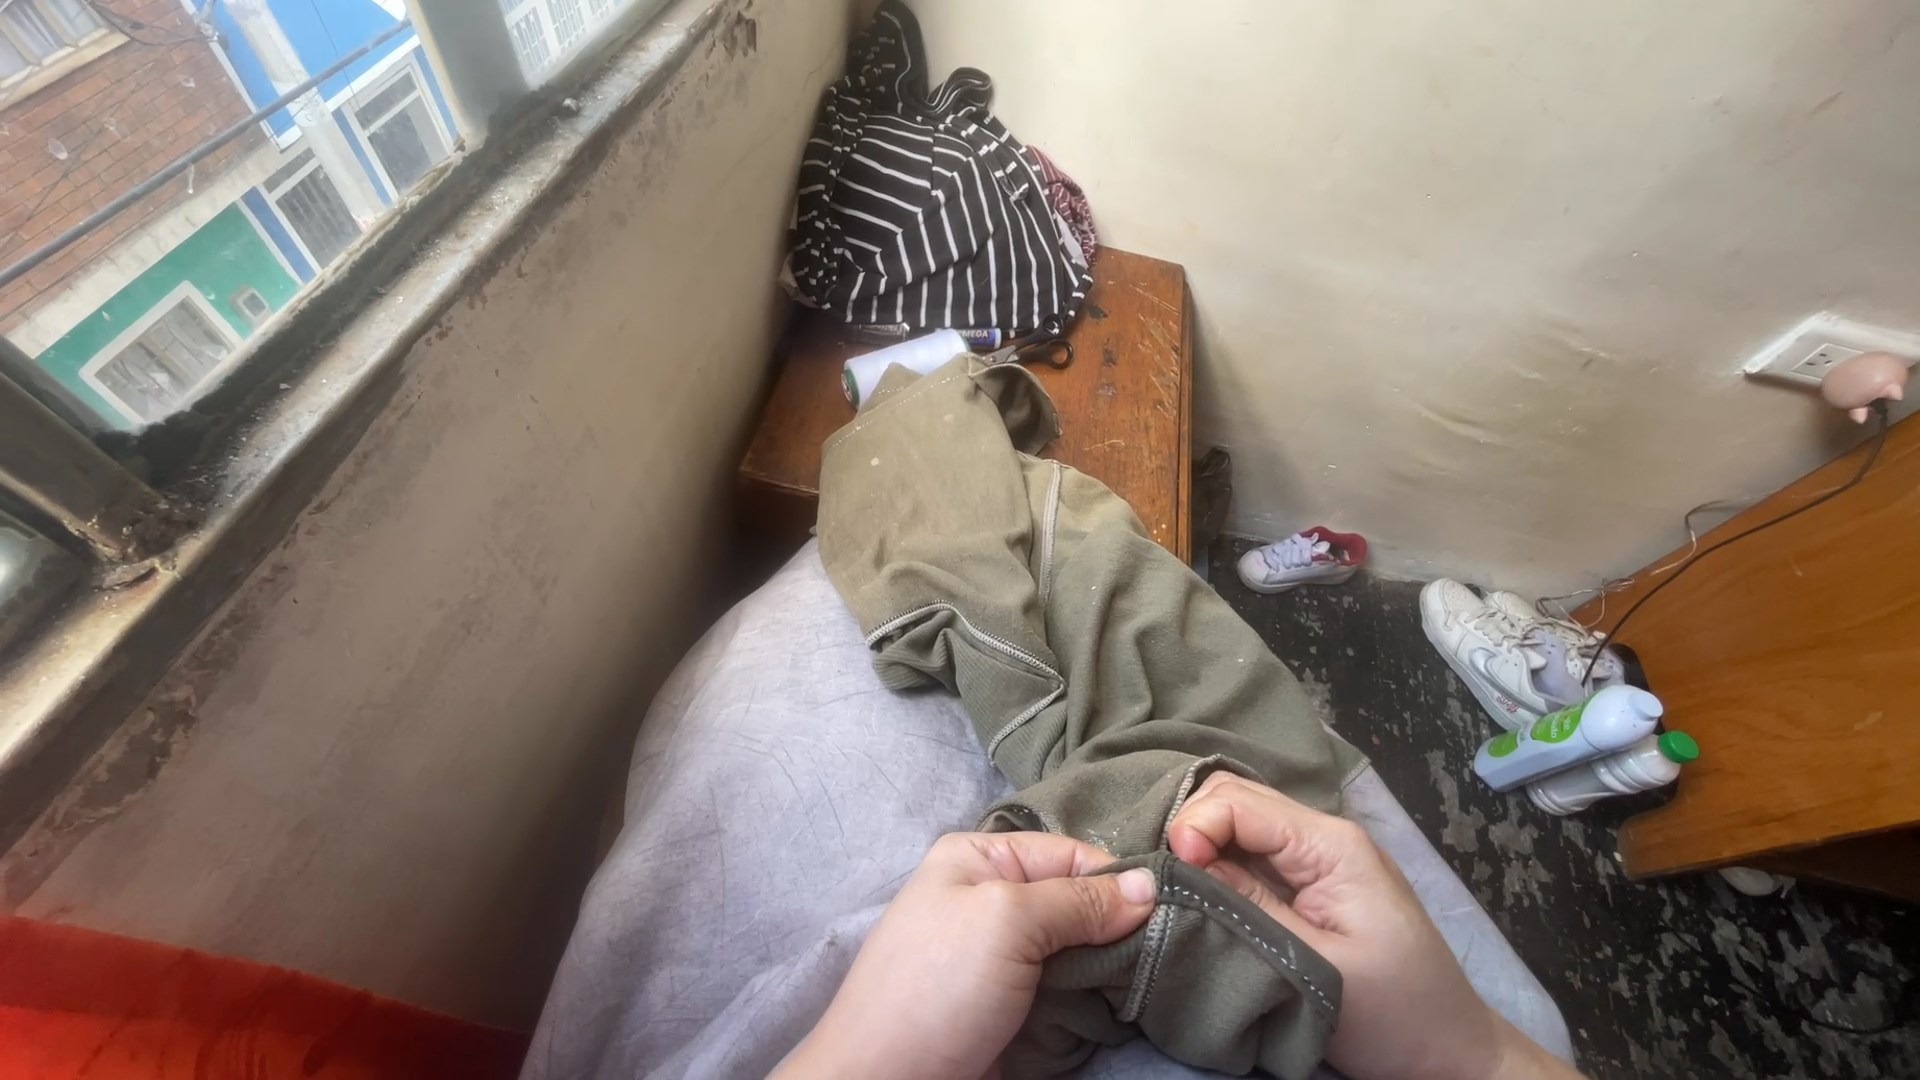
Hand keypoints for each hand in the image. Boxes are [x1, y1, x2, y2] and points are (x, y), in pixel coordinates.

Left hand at [774, 832, 1157, 1079]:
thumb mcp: (1007, 921)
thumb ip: (1079, 900)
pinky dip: (1091, 999)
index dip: (1115, 876)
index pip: (1066, 851)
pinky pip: (1066, 989)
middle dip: (1116, 926)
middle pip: (1076, 899)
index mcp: (980, 856)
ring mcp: (1001, 955)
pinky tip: (1118, 1006)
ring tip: (1147, 980)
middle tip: (1168, 948)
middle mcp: (991, 896)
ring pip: (1077, 949)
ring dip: (1107, 969)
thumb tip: (1151, 885)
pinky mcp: (1011, 1004)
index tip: (1168, 905)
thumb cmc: (940, 984)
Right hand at [1168, 774, 1581, 1079]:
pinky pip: (1245, 845)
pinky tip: (1202, 885)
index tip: (1173, 873)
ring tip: (1180, 883)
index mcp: (1329, 844)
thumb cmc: (1395, 1016)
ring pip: (1234, 816)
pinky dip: (1213, 858)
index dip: (1195, 826)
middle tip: (1170, 878)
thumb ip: (1247, 908)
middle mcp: (1319, 831)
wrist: (1452, 1054)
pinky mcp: (1303, 874)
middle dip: (1190, 826)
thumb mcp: (1316, 967)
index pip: (1239, 802)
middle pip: (1232, 796)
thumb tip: (1180, 866)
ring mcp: (1312, 851)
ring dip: (1199, 842)